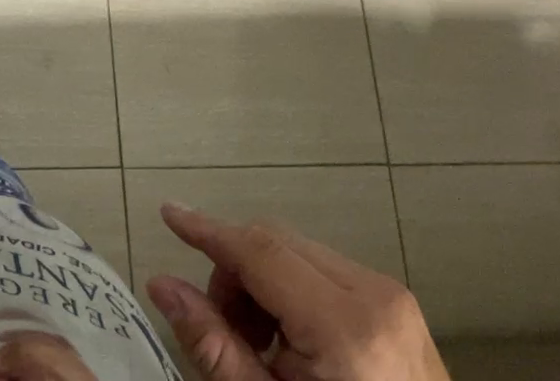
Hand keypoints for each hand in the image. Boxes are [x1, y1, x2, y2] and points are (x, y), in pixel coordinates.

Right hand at [146, 204, 448, 380]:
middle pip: (273, 242)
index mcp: (344, 329)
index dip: (207, 230)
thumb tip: (161, 285)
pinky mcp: (397, 304)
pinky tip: (290, 340)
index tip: (167, 214)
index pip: (259, 252)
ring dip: (259, 279)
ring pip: (295, 251)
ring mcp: (392, 297)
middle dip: (232, 270)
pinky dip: (290, 289)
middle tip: (220, 326)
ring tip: (258, 341)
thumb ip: (212, 345)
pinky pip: (322, 268)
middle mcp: (374, 296)